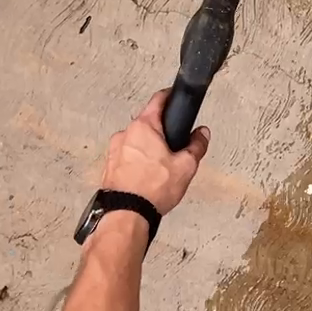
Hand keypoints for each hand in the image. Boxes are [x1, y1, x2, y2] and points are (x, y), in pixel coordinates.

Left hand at [97, 90, 209, 213]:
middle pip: (148, 124)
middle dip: (161, 132)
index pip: (158, 100)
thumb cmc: (151, 189)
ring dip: (148, 150)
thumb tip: (202, 134)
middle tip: (174, 147)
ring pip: (137, 142)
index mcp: (143, 126)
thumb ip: (197, 145)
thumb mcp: (186, 166)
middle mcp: (125, 134)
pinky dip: (137, 163)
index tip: (174, 95)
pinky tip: (147, 178)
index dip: (170, 96)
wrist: (126, 214)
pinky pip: (127, 157)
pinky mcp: (109, 167)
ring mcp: (114, 151)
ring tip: (161, 169)